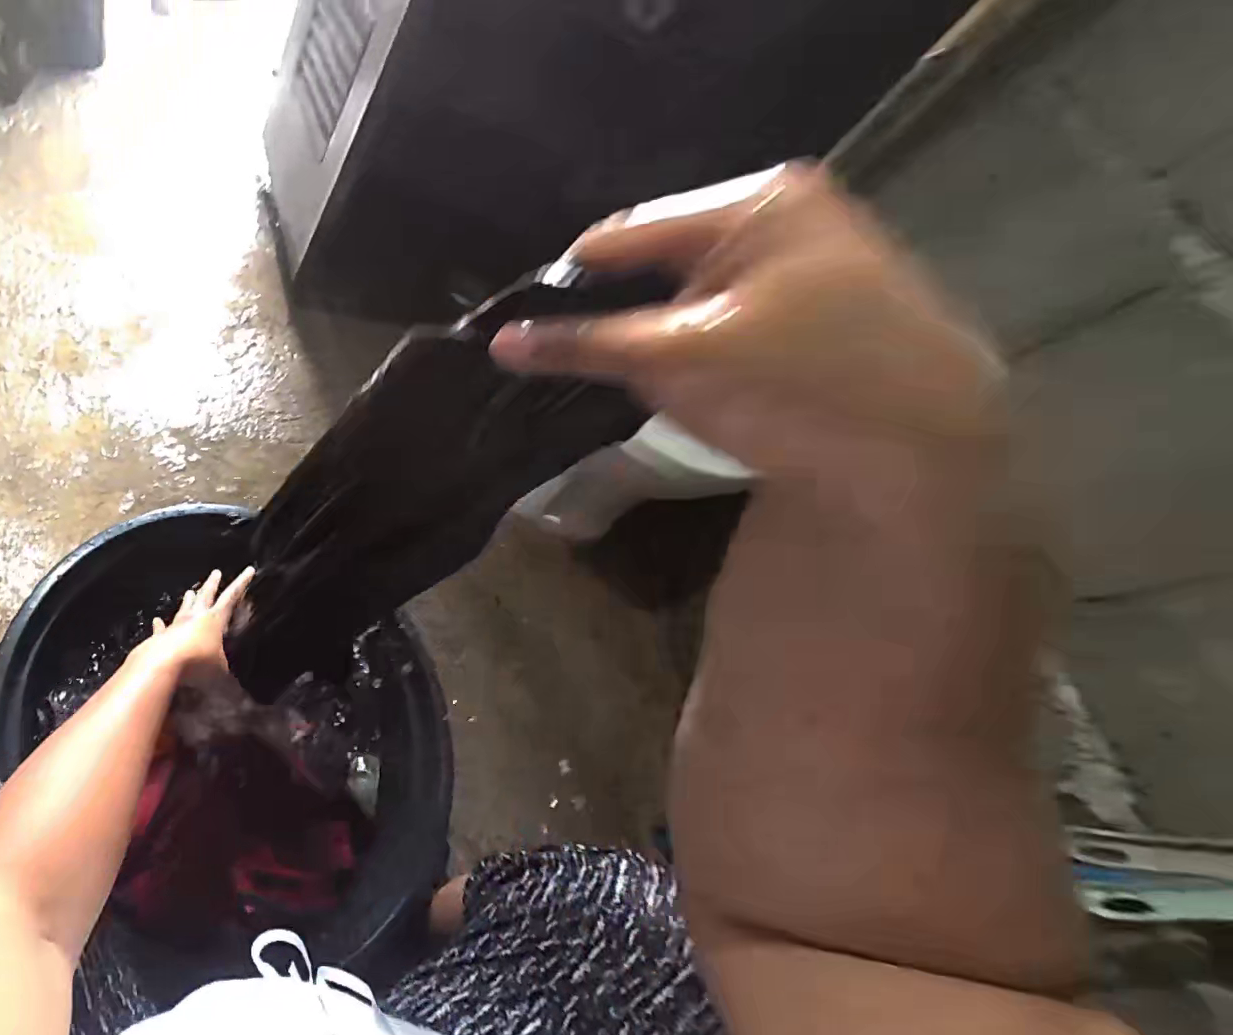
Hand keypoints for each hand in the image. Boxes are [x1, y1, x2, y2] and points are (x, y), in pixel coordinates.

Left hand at [131, 566, 254, 680]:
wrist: (161, 665)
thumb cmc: (196, 665)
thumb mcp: (220, 673)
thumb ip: (226, 676)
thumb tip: (236, 695)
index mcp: (214, 620)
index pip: (231, 597)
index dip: (241, 584)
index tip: (248, 570)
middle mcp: (195, 618)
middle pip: (205, 596)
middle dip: (212, 584)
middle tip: (216, 572)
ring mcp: (176, 626)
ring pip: (184, 609)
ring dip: (188, 600)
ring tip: (190, 591)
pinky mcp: (160, 638)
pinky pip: (162, 629)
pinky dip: (161, 626)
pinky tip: (156, 620)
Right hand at [491, 164, 1006, 514]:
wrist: (917, 450)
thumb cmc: (793, 384)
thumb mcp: (674, 358)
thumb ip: (582, 344)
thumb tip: (498, 341)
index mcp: (750, 204)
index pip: (618, 236)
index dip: (562, 285)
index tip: (516, 332)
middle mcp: (771, 218)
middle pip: (645, 262)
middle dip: (596, 309)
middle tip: (544, 355)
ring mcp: (785, 262)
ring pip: (670, 293)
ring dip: (628, 329)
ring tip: (580, 366)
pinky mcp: (789, 307)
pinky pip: (700, 315)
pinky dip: (664, 341)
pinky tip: (639, 372)